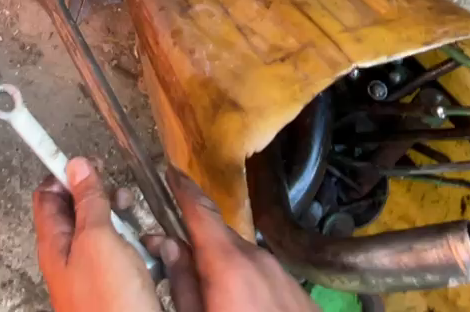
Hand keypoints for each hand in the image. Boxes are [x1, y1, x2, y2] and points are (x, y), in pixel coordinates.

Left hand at [33, 157, 160, 311]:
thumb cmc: (108, 302)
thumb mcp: (97, 240)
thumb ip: (87, 201)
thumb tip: (75, 163)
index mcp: (56, 242)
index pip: (49, 193)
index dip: (66, 173)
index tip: (93, 163)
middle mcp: (71, 257)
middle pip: (82, 212)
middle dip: (105, 200)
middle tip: (123, 198)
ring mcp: (96, 276)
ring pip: (110, 234)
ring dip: (129, 227)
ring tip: (144, 231)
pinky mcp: (120, 291)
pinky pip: (130, 259)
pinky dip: (144, 251)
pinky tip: (157, 256)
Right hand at [153, 167, 309, 311]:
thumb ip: (182, 284)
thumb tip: (167, 247)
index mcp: (228, 264)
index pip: (199, 208)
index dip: (181, 186)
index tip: (169, 170)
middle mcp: (258, 260)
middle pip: (219, 236)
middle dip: (199, 242)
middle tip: (177, 256)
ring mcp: (285, 278)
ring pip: (244, 259)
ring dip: (226, 268)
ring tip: (213, 297)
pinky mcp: (302, 298)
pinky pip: (267, 280)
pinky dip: (250, 286)